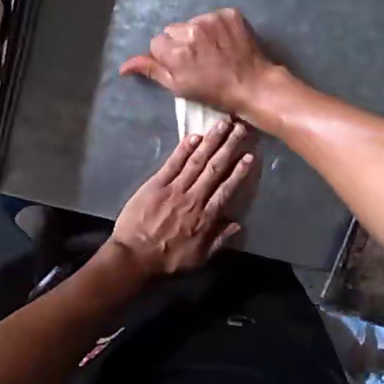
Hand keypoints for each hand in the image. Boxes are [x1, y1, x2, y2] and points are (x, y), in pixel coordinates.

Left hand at [108, 119, 253, 277]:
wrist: (133, 257)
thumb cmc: (167, 260)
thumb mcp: (198, 257)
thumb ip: (218, 240)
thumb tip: (237, 224)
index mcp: (205, 218)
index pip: (226, 189)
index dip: (239, 172)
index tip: (250, 156)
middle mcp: (193, 199)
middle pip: (215, 169)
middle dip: (230, 147)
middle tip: (242, 128)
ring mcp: (173, 189)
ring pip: (197, 161)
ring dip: (211, 141)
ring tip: (223, 124)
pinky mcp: (155, 184)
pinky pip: (173, 163)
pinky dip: (184, 148)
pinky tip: (195, 135)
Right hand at [119, 9, 281, 119]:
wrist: (253, 85)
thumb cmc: (214, 92)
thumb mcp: (178, 87)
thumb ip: (152, 71)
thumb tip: (123, 66)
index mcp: (176, 51)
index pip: (157, 43)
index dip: (167, 56)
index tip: (181, 66)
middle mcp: (191, 31)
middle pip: (172, 30)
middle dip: (180, 42)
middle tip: (196, 59)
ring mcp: (212, 20)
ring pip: (192, 22)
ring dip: (197, 34)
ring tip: (212, 51)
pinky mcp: (229, 14)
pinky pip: (212, 16)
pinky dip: (216, 27)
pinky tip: (224, 42)